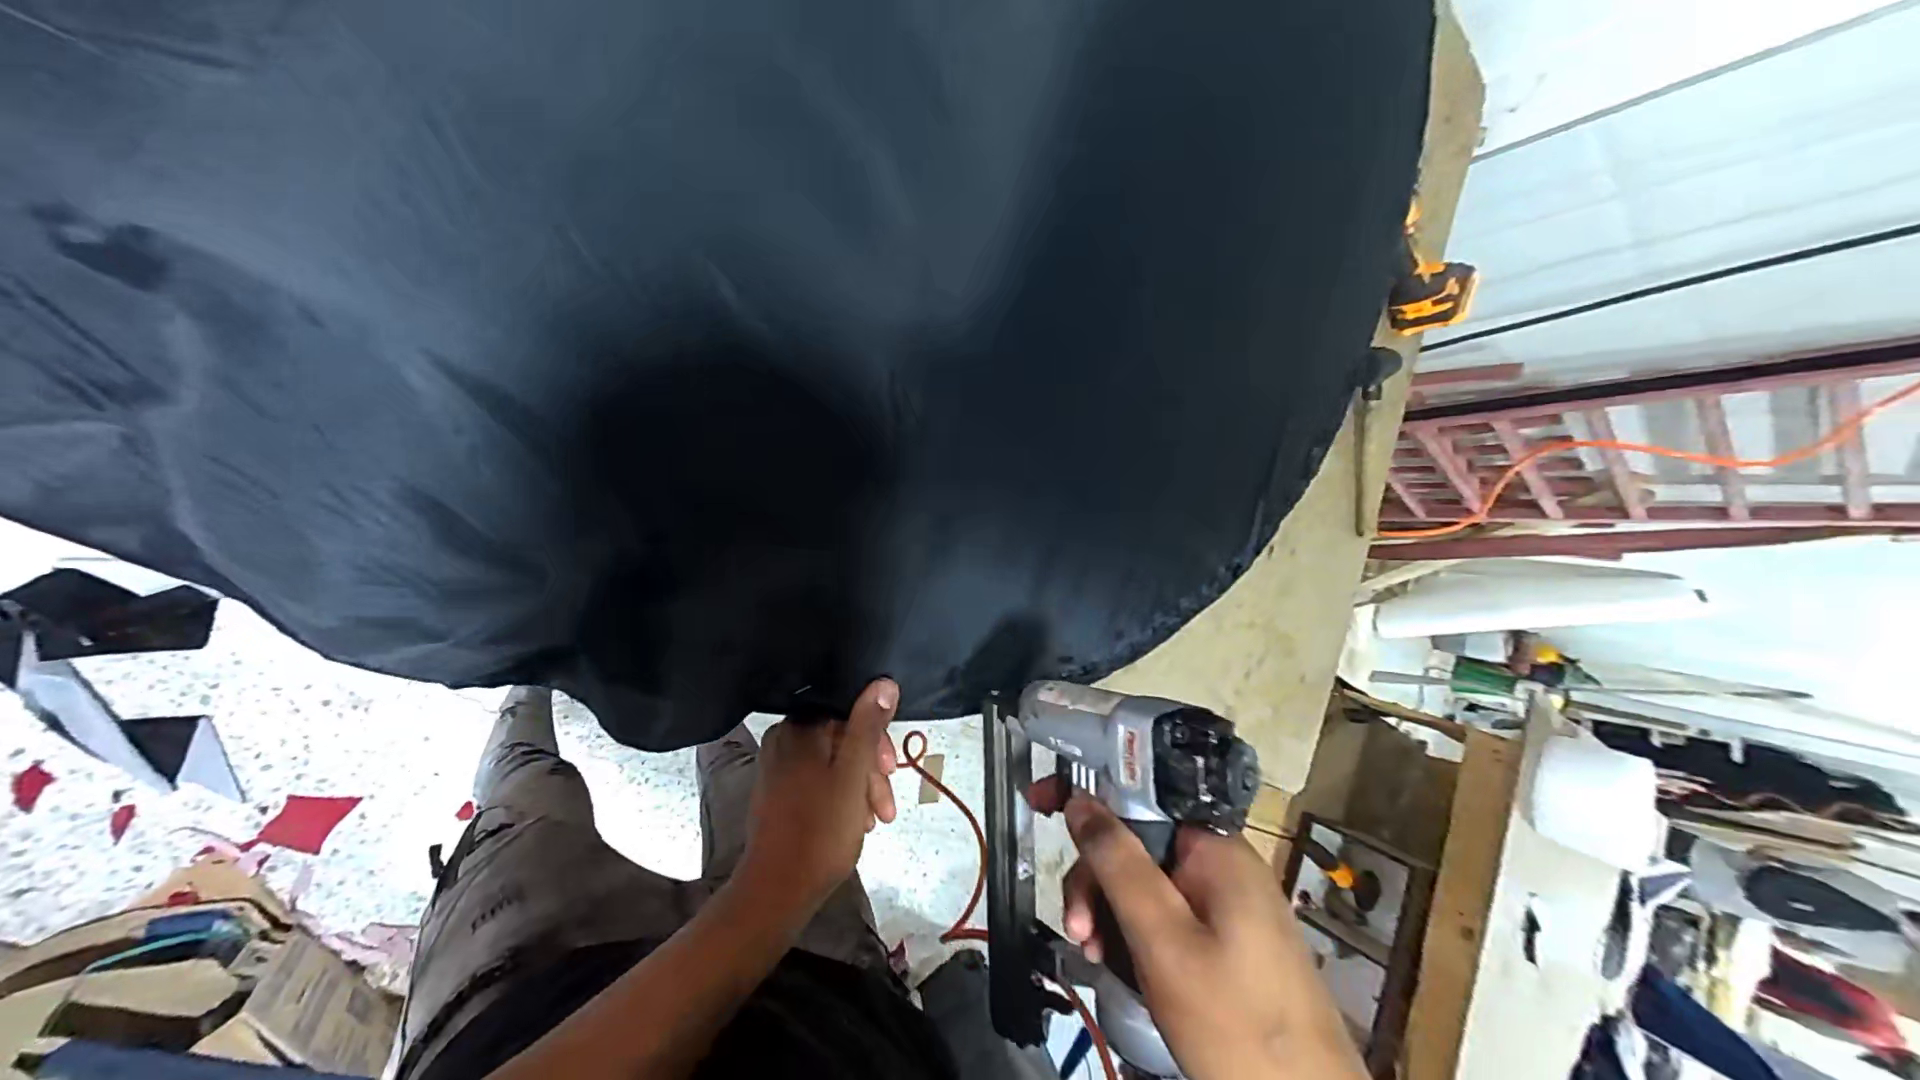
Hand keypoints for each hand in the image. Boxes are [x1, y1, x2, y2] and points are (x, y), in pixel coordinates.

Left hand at [739, 678, 899, 911]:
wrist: (777, 891)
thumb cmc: (820, 829)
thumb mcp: (854, 774)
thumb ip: (869, 726)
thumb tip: (884, 683)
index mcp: (799, 729)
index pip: (849, 713)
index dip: (877, 738)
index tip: (892, 770)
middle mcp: (784, 740)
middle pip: (842, 738)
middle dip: (871, 769)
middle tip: (887, 805)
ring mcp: (778, 768)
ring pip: (834, 763)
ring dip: (861, 787)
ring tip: (874, 821)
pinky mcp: (778, 793)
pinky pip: (819, 781)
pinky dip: (842, 796)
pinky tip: (855, 822)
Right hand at [1033, 779, 1363, 1079]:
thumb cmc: (1234, 1021)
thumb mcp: (1162, 939)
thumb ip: (1118, 864)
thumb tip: (1080, 800)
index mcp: (1214, 848)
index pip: (1140, 796)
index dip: (1089, 796)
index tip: (1041, 802)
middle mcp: (1221, 864)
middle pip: (1135, 845)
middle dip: (1096, 881)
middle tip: (1079, 931)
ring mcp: (1225, 903)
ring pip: (1145, 884)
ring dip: (1111, 914)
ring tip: (1098, 959)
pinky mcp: (1225, 938)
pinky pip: (1166, 915)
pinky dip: (1135, 935)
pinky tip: (1122, 968)